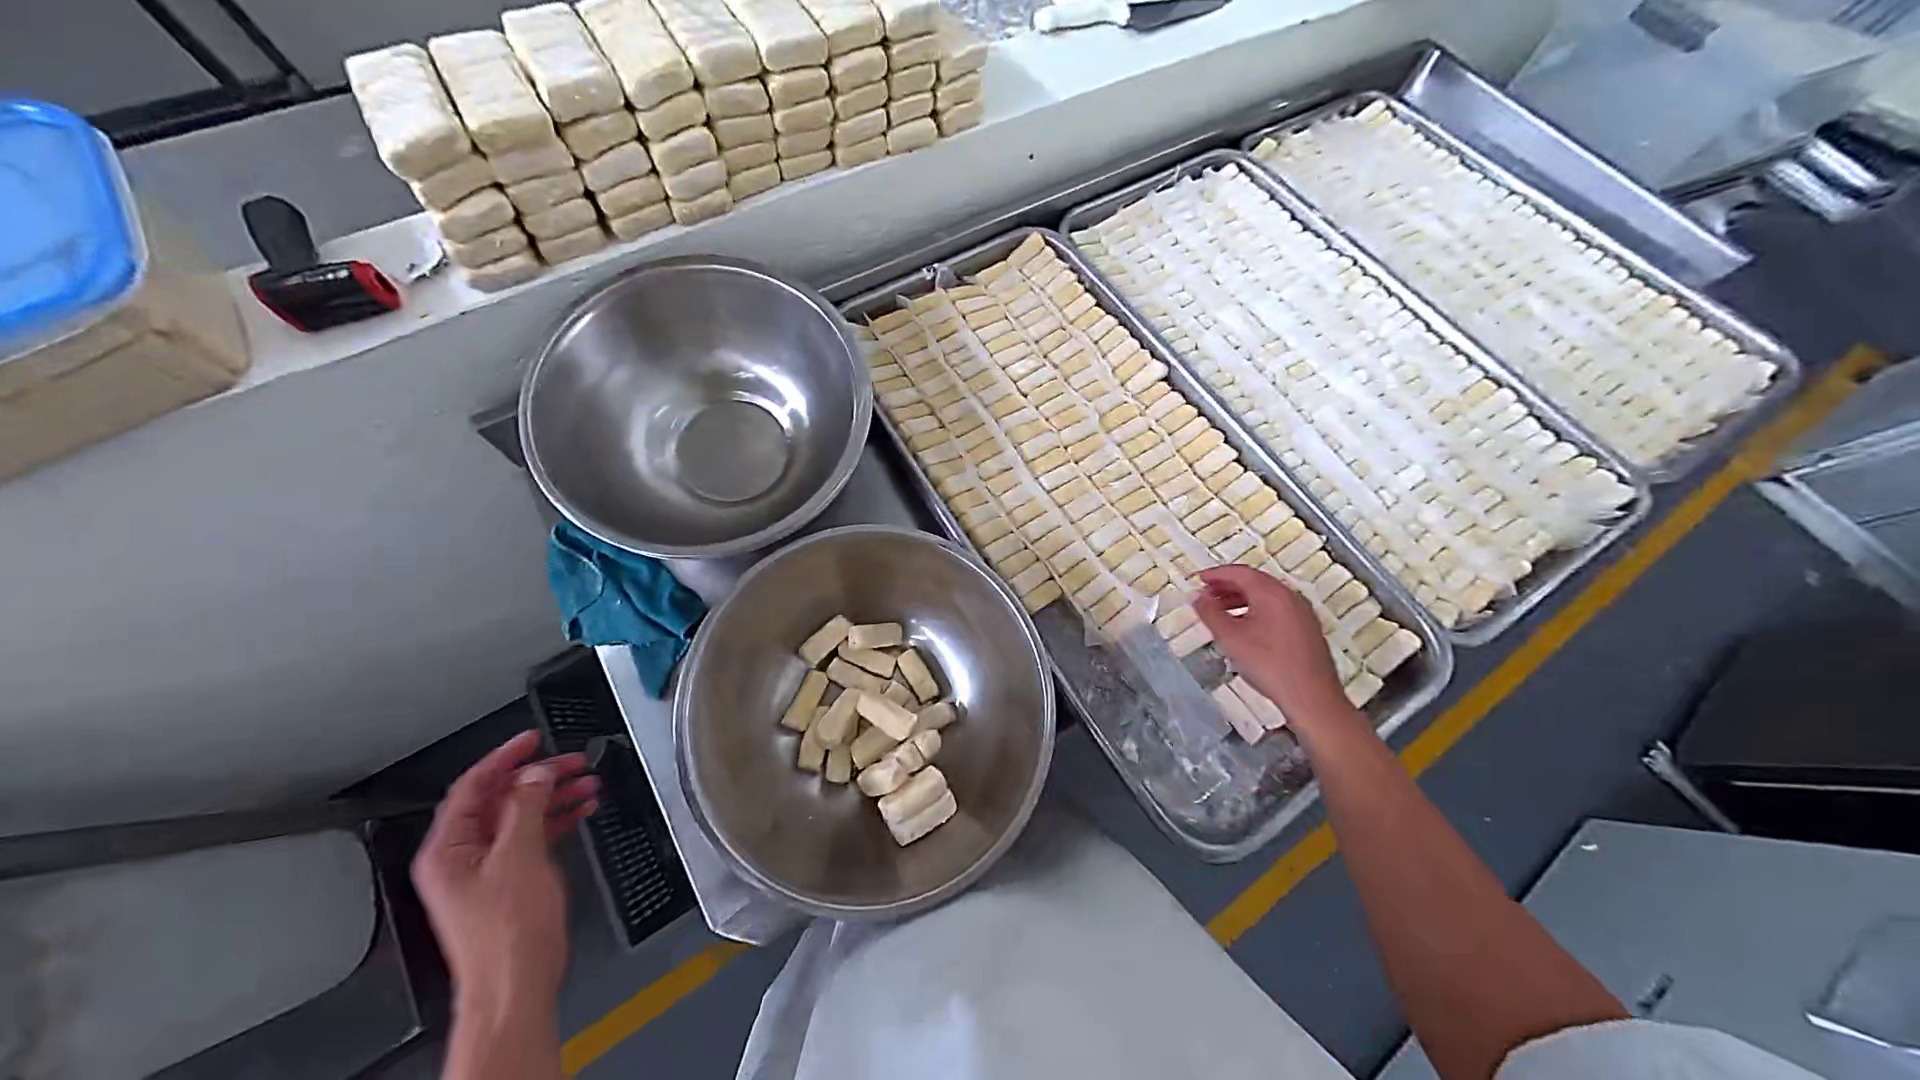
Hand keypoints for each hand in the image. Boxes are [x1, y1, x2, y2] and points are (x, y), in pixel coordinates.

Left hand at [412, 731, 599, 1017]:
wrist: (517, 981)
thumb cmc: (505, 935)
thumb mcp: (518, 857)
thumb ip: (527, 808)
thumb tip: (535, 774)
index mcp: (448, 850)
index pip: (473, 786)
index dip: (504, 758)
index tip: (530, 739)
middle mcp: (463, 856)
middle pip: (501, 798)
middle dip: (539, 777)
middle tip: (572, 761)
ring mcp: (488, 868)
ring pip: (522, 815)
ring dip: (554, 796)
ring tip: (586, 783)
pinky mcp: (512, 878)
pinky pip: (534, 835)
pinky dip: (558, 819)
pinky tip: (580, 810)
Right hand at [1192, 564, 1356, 730]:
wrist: (1310, 696)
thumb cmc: (1272, 666)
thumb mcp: (1229, 637)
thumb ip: (1209, 613)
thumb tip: (1197, 597)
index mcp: (1272, 593)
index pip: (1240, 572)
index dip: (1216, 574)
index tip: (1201, 579)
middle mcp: (1290, 597)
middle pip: (1254, 582)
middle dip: (1227, 586)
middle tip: (1208, 594)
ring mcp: (1302, 613)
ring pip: (1266, 596)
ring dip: (1240, 599)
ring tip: (1221, 612)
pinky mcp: (1307, 629)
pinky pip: (1277, 610)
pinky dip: (1256, 610)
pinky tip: (1245, 628)